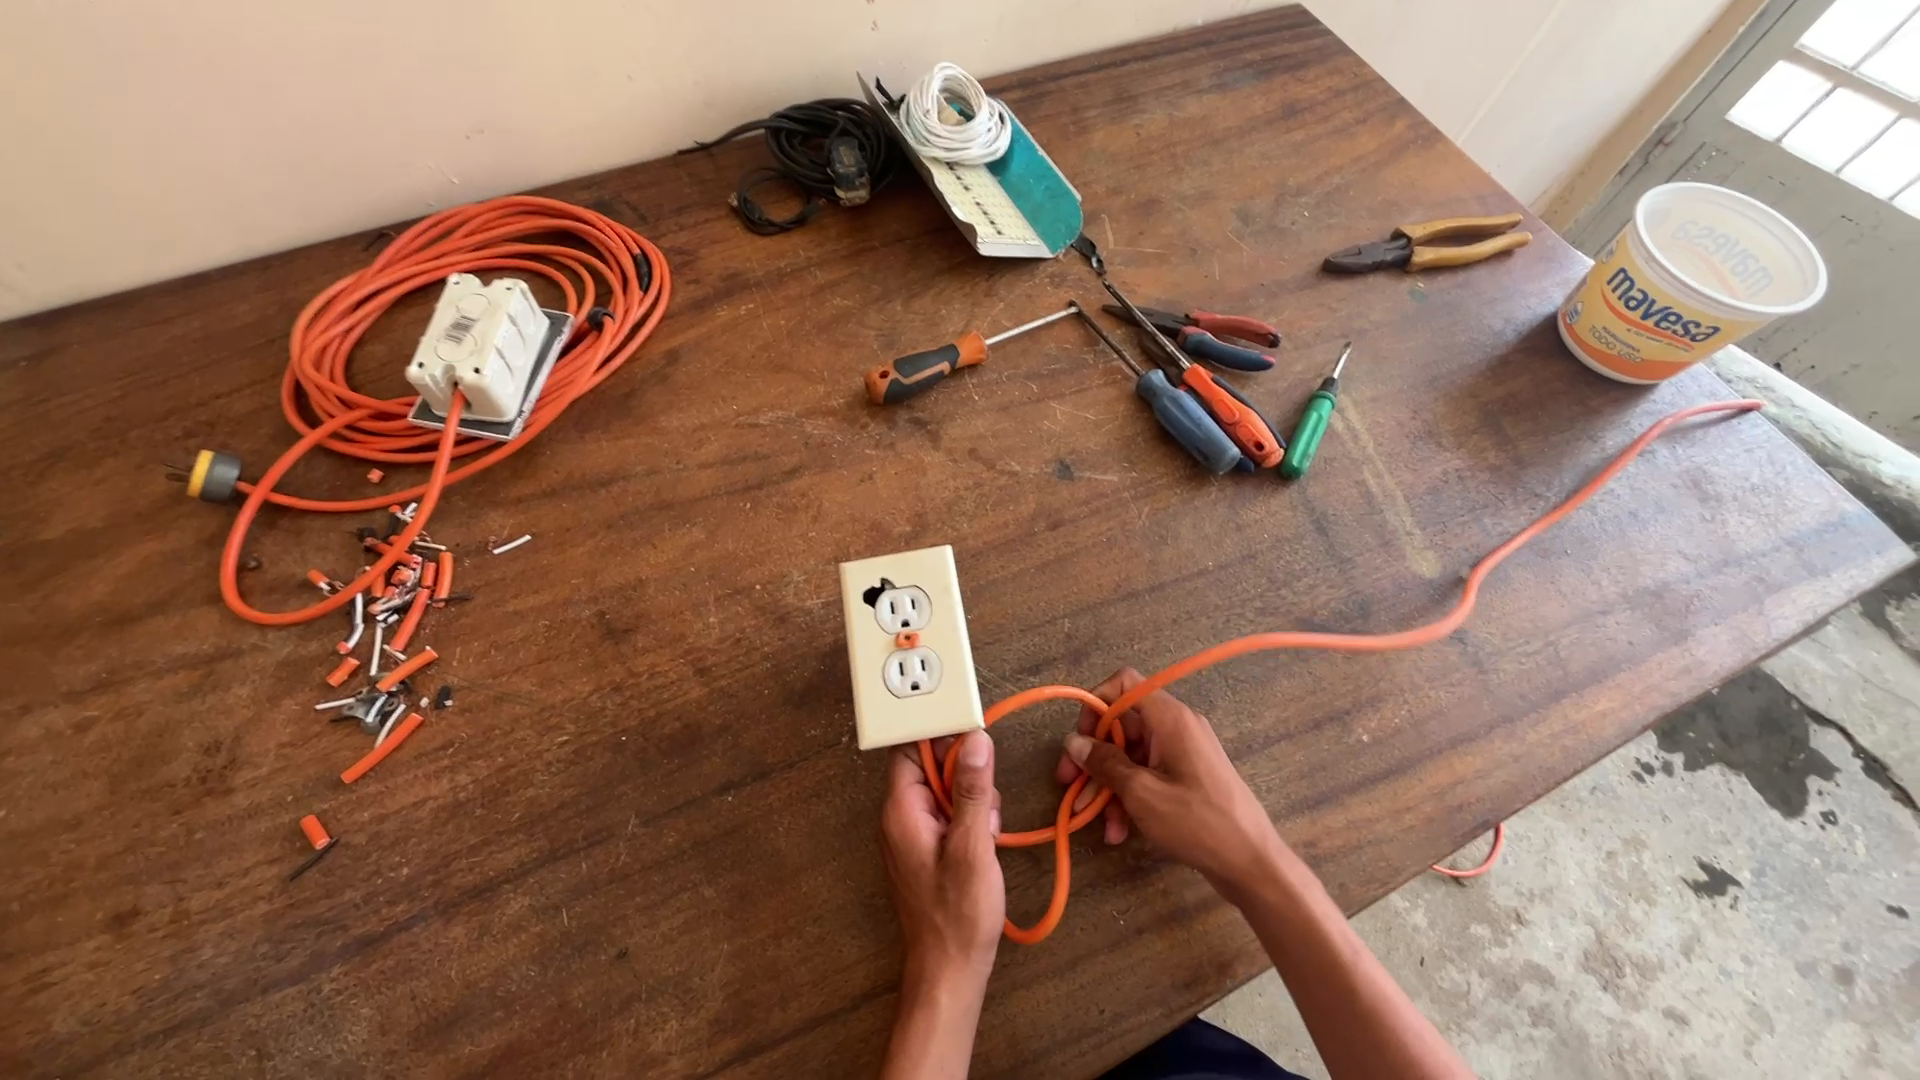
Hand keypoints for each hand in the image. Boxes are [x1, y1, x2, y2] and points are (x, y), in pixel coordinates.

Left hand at [880, 731, 1004, 985]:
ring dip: (975, 801)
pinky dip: (972, 821)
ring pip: (948, 790)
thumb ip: (973, 790)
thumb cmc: (957, 914)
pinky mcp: (930, 847)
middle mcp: (901, 816)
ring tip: (986, 834)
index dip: (940, 736)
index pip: (910, 749)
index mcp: (901, 810)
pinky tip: (984, 845)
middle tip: (984, 807)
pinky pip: (951, 814)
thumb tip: (976, 740)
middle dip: (966, 776)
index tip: (973, 736)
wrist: (950, 971)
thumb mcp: (972, 846)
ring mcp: (915, 833)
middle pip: (933, 767)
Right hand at [1056, 667, 1282, 902]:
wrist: (1251, 862)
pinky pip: (1148, 774)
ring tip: (1096, 822)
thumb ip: (1104, 763)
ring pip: (1131, 755)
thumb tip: (1074, 742)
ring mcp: (1183, 752)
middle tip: (1069, 784)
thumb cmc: (1197, 821)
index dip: (1096, 704)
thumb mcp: (1141, 793)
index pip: (1123, 683)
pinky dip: (1129, 796)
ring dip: (1109, 785)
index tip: (1080, 739)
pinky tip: (1119, 831)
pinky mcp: (1187, 777)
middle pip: (1122, 725)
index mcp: (1169, 718)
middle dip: (1094, 756)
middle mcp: (1176, 726)